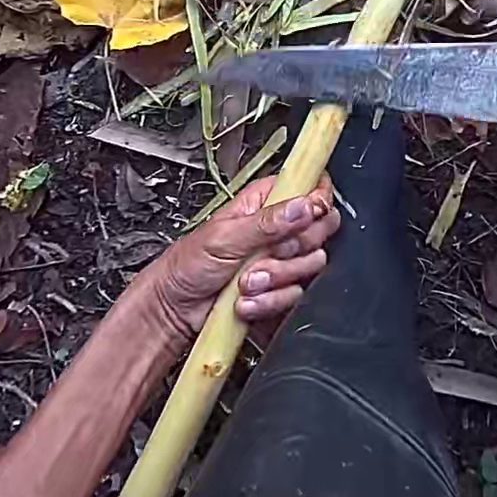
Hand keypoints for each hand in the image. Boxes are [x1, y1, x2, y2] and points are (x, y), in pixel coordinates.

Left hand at [134, 174, 339, 342]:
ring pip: (310, 264)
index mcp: (266, 202)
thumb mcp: (225, 236)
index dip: (317, 201)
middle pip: (319, 228)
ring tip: (245, 280)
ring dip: (275, 278)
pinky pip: (297, 295)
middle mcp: (279, 228)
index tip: (309, 215)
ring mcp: (282, 260)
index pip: (311, 187)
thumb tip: (304, 205)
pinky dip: (270, 301)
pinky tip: (247, 299)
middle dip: (291, 247)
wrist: (177, 309)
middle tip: (263, 252)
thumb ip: (268, 222)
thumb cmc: (189, 264)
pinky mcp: (282, 289)